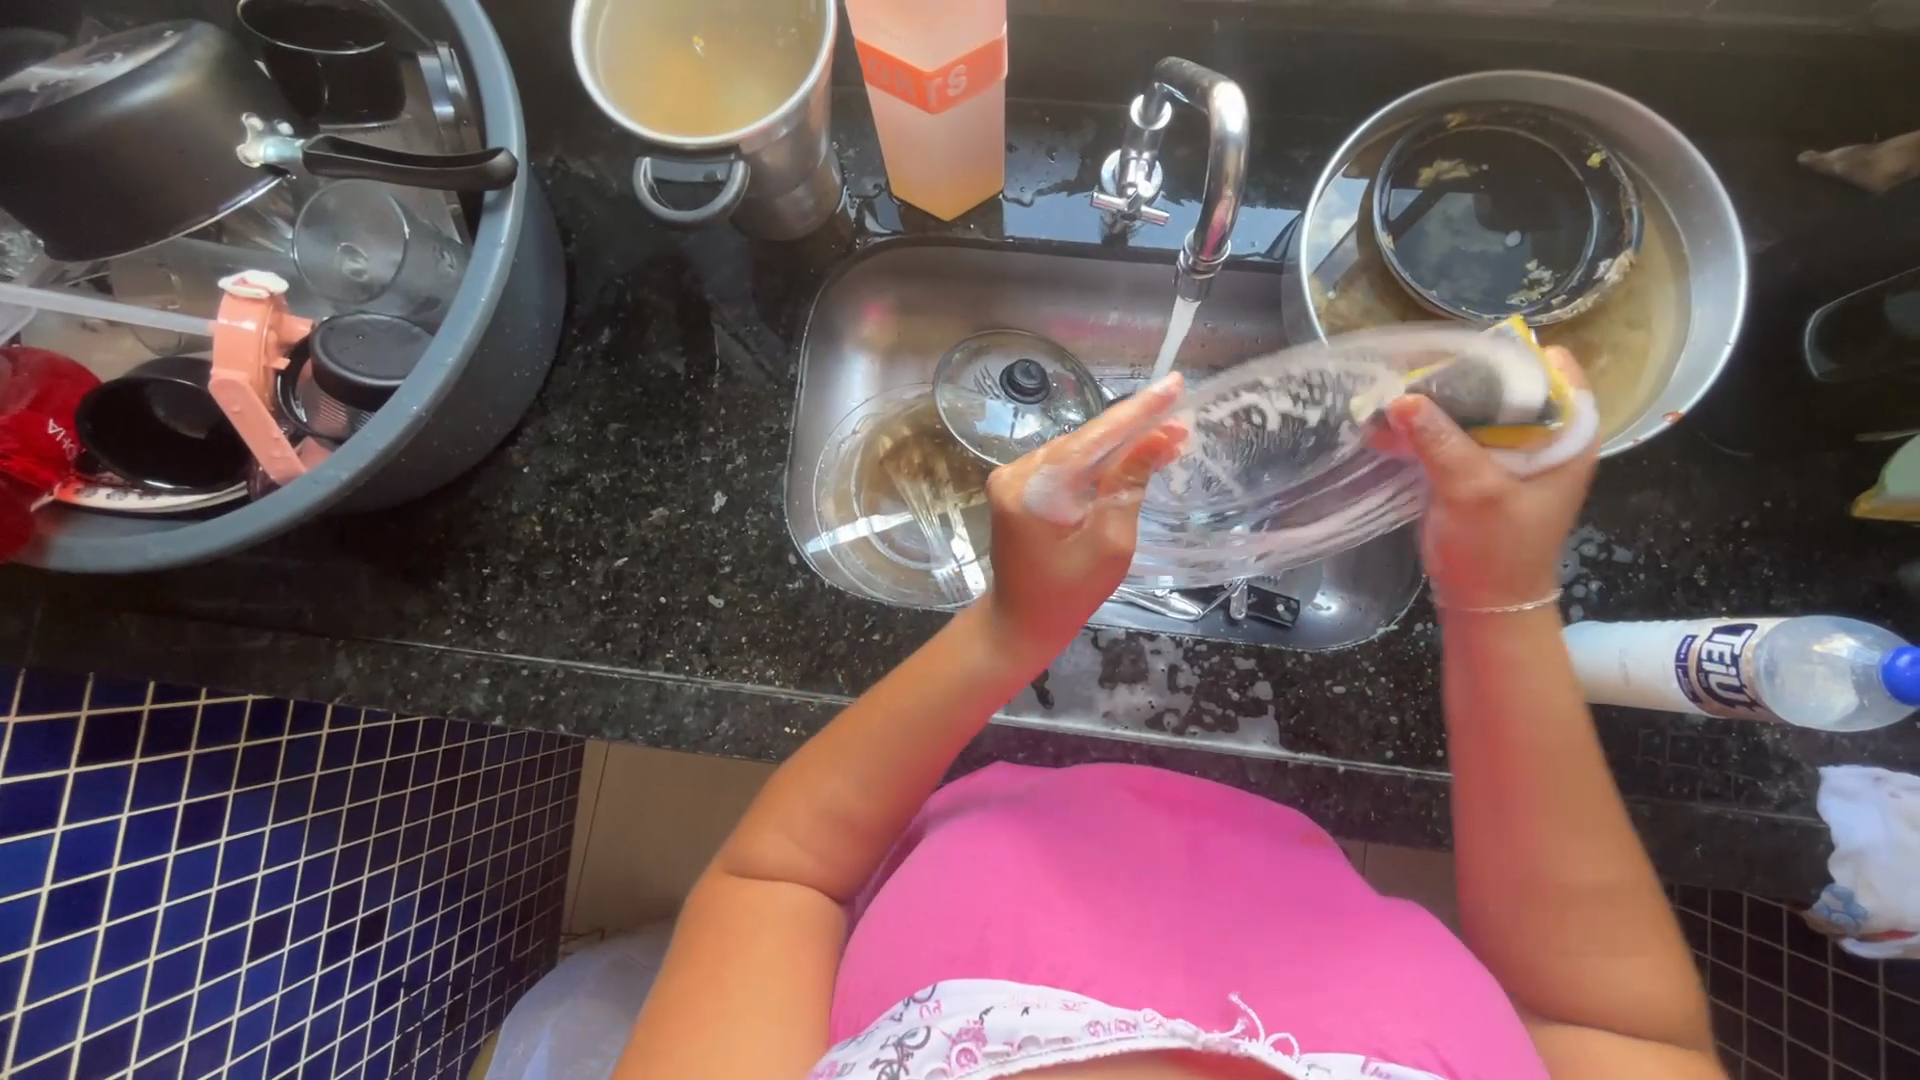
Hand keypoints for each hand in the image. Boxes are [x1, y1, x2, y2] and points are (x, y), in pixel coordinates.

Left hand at [981, 375, 1186, 655]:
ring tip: (1165, 435)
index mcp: (1033, 489)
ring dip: (1117, 445)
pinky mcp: (1015, 485)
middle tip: (1181, 417)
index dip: (1138, 412)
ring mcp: (1010, 477)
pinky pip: (1064, 464)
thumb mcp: (1110, 544)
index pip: (1094, 439)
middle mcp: (1015, 472)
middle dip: (1133, 429)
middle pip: (1084, 440)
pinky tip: (1128, 457)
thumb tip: (1161, 435)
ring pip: (1075, 450)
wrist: (1020, 621)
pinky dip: (1096, 461)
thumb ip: (1130, 485)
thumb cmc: (1068, 595)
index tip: (1175, 384)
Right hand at [1384, 346, 1597, 610]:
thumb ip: (1440, 442)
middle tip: (1410, 373)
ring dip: (1431, 406)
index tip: (1455, 356)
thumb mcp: (1473, 491)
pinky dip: (1421, 430)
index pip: (1549, 369)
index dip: (1505, 357)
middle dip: (1455, 380)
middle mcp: (1542, 436)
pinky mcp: (1475, 470)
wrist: (1484, 603)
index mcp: (1568, 434)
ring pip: (1470, 411)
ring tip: (1388, 397)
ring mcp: (1507, 453)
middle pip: (1502, 386)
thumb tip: (1400, 399)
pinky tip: (1385, 426)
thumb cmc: (1497, 549)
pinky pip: (1449, 436)